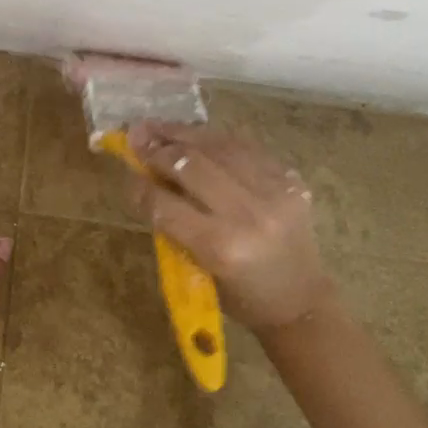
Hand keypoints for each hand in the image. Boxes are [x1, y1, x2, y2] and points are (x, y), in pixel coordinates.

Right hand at [124, 122, 333, 329]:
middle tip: (136, 135)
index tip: (126, 171)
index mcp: (220, 247)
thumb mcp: (197, 268)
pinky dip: (216, 140)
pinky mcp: (291, 181)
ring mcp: (274, 193)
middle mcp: (248, 215)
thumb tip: (144, 180)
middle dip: (159, 149)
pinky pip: (246, 148)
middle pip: (192, 166)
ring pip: (219, 147)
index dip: (141, 186)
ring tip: (160, 126)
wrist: (301, 301)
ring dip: (184, 134)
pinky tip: (197, 135)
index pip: (166, 205)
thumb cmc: (241, 296)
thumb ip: (173, 223)